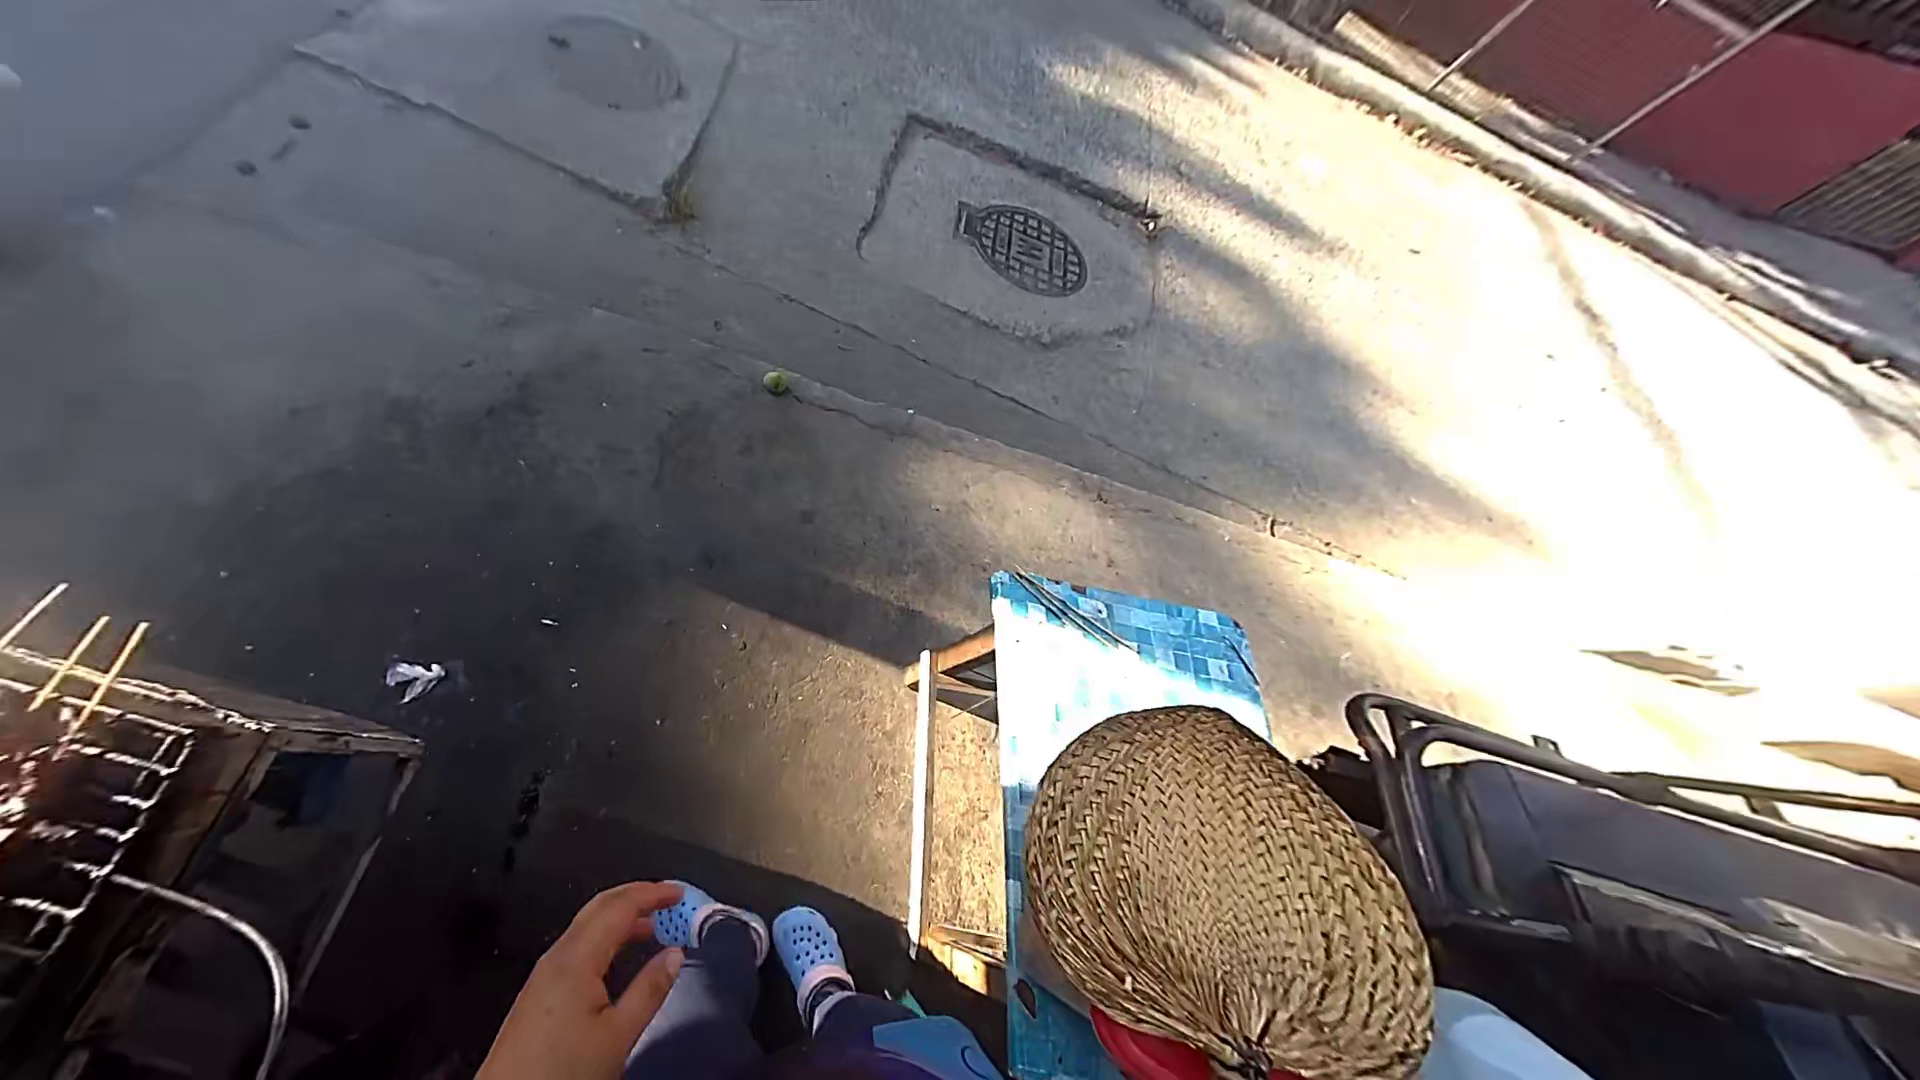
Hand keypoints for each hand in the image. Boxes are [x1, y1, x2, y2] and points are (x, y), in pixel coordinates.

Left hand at [476, 881, 685, 1079]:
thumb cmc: (562, 1075)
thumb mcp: (617, 1037)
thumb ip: (650, 989)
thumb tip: (675, 954)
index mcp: (575, 961)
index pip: (620, 907)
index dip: (653, 894)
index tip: (680, 894)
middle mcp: (556, 959)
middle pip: (600, 906)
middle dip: (637, 895)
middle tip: (669, 900)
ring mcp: (543, 976)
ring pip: (588, 925)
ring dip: (623, 915)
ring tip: (654, 924)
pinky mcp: (538, 994)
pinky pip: (579, 945)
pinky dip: (608, 934)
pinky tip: (622, 954)